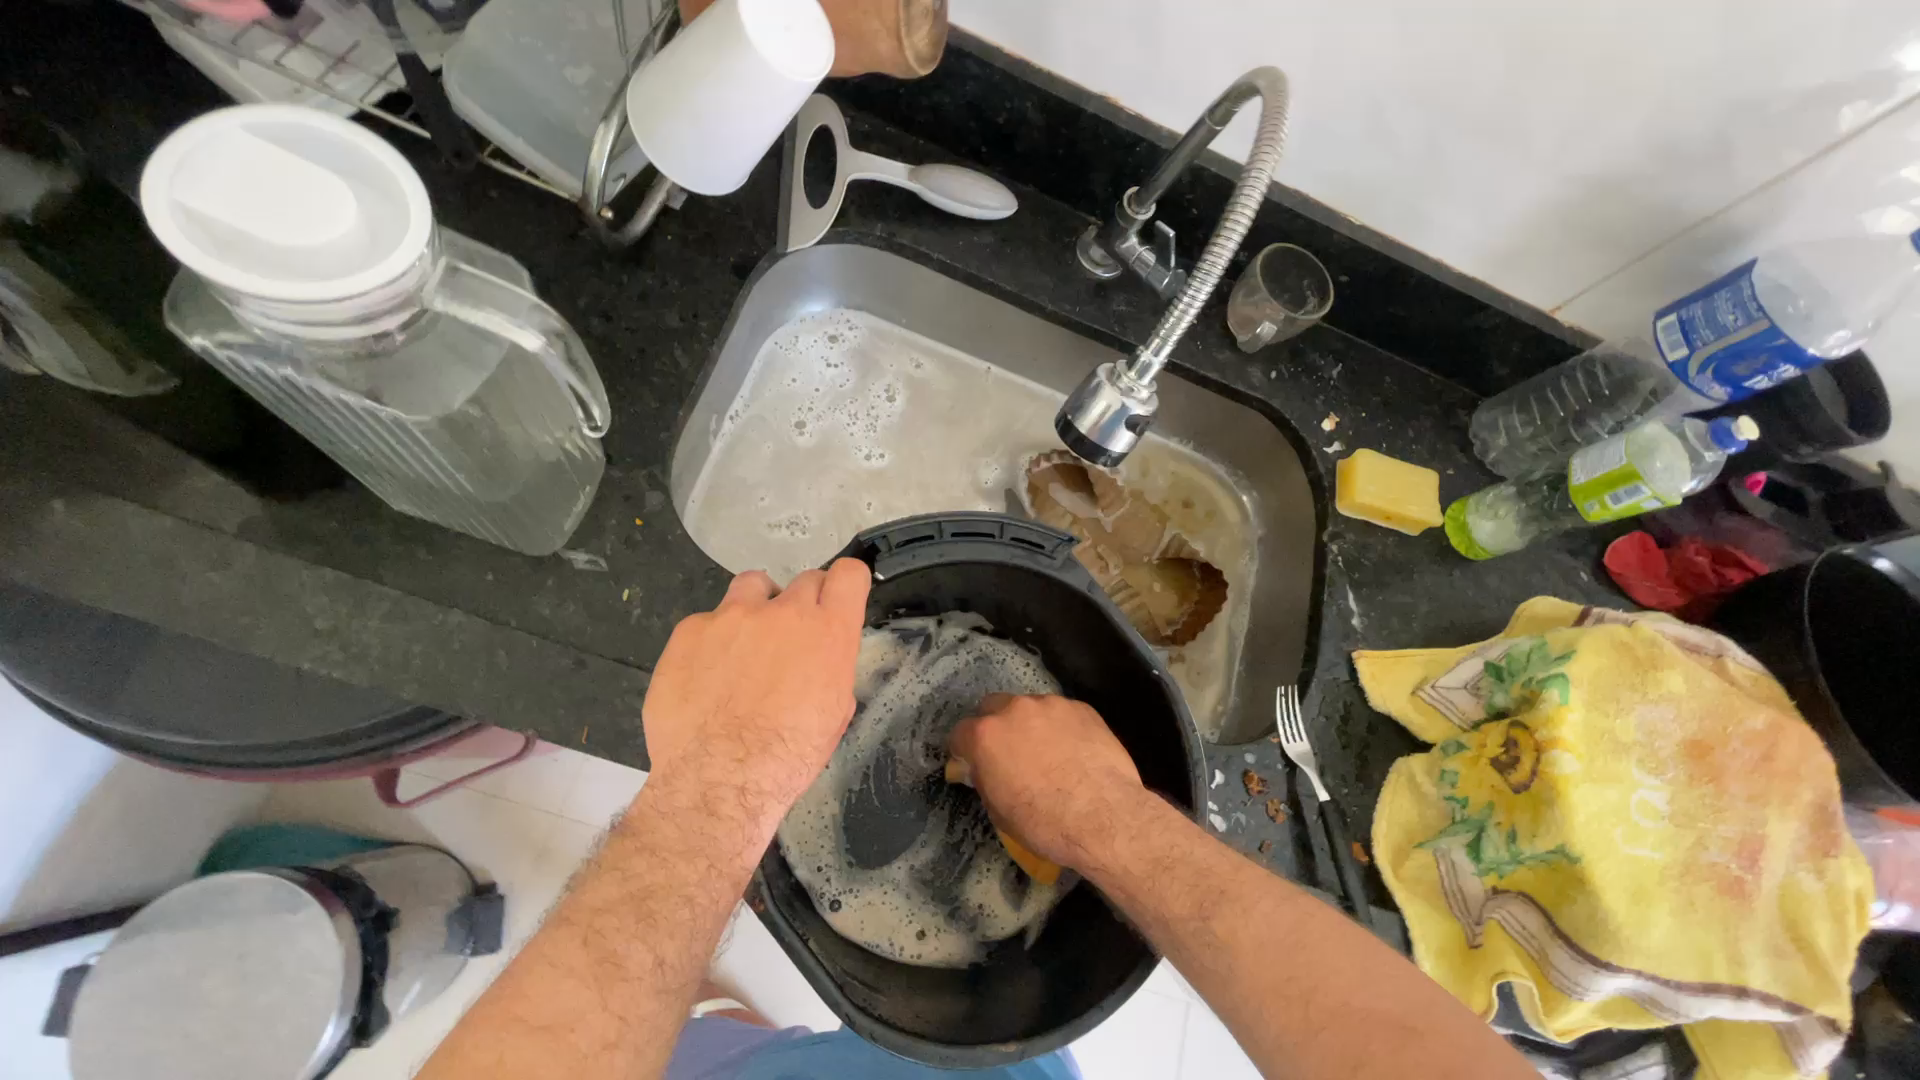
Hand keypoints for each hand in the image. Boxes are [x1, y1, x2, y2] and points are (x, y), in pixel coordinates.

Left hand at [642, 559, 870, 826]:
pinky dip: (712, 641)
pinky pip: (708, 621)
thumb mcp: (834, 712)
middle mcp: (784, 611)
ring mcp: (732, 615)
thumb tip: (819, 656)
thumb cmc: (788, 757)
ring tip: (745, 644)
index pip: (848, 574)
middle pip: (803, 580)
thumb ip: (830, 666)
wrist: (719, 780)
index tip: (838, 598)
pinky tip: (705, 676)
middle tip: (790, 639)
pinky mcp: (690, 630)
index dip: (845, 583)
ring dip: (757, 607)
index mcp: (828, 632)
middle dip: (802, 604)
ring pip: (753, 586)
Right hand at [948, 693, 1144, 868]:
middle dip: (995, 726)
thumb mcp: (999, 810)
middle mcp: (1014, 710)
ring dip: (1030, 725)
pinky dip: (1060, 727)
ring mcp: (1050, 705)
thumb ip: (984, 779)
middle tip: (1008, 753)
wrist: (1104, 816)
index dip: (964, 751)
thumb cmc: (1044, 822)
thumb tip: (979, 769)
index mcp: (985, 735)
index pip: (959, 733)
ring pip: (1030, 708)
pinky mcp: (1081, 707)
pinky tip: (1073, 752)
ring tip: (1047, 753)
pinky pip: (1061, 713)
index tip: (972, 764)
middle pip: (992, 707)